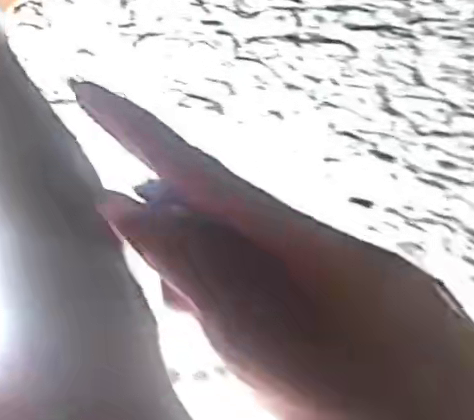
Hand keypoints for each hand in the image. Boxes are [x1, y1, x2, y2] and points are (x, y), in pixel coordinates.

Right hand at [76, 82, 473, 419]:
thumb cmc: (375, 417)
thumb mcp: (262, 348)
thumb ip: (186, 267)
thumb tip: (116, 203)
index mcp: (324, 252)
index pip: (198, 169)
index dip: (131, 126)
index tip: (81, 87)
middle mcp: (353, 259)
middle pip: (223, 212)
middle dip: (166, 222)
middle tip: (132, 256)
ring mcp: (378, 293)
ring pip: (253, 250)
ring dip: (202, 266)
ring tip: (188, 312)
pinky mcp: (391, 326)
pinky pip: (289, 283)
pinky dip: (243, 293)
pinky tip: (237, 331)